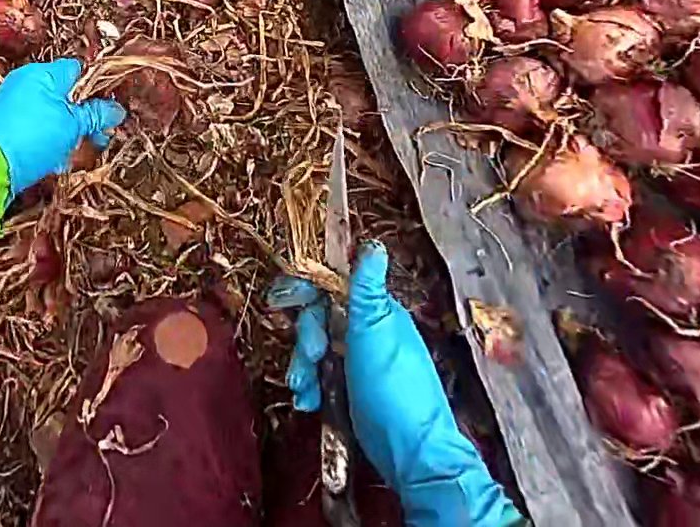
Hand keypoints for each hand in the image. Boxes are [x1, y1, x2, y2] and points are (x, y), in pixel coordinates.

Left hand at [0, 59, 125, 201]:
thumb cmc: (31, 138)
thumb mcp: (72, 125)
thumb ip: (96, 114)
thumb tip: (117, 110)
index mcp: (42, 74)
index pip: (79, 70)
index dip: (97, 88)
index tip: (108, 108)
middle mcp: (26, 83)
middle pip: (67, 94)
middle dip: (85, 115)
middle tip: (99, 134)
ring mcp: (13, 104)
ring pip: (54, 113)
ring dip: (71, 130)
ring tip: (82, 150)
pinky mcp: (6, 126)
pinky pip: (38, 126)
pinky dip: (52, 139)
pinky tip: (61, 158)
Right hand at [284, 243, 523, 526]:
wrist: (414, 456)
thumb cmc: (395, 389)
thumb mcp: (374, 331)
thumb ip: (366, 288)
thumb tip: (373, 244)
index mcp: (375, 311)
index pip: (332, 286)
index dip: (307, 292)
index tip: (285, 299)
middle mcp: (367, 332)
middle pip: (320, 318)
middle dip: (306, 336)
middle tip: (312, 355)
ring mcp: (360, 362)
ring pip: (318, 349)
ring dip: (304, 366)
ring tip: (305, 387)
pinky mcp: (352, 390)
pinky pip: (322, 376)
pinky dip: (312, 386)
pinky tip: (311, 401)